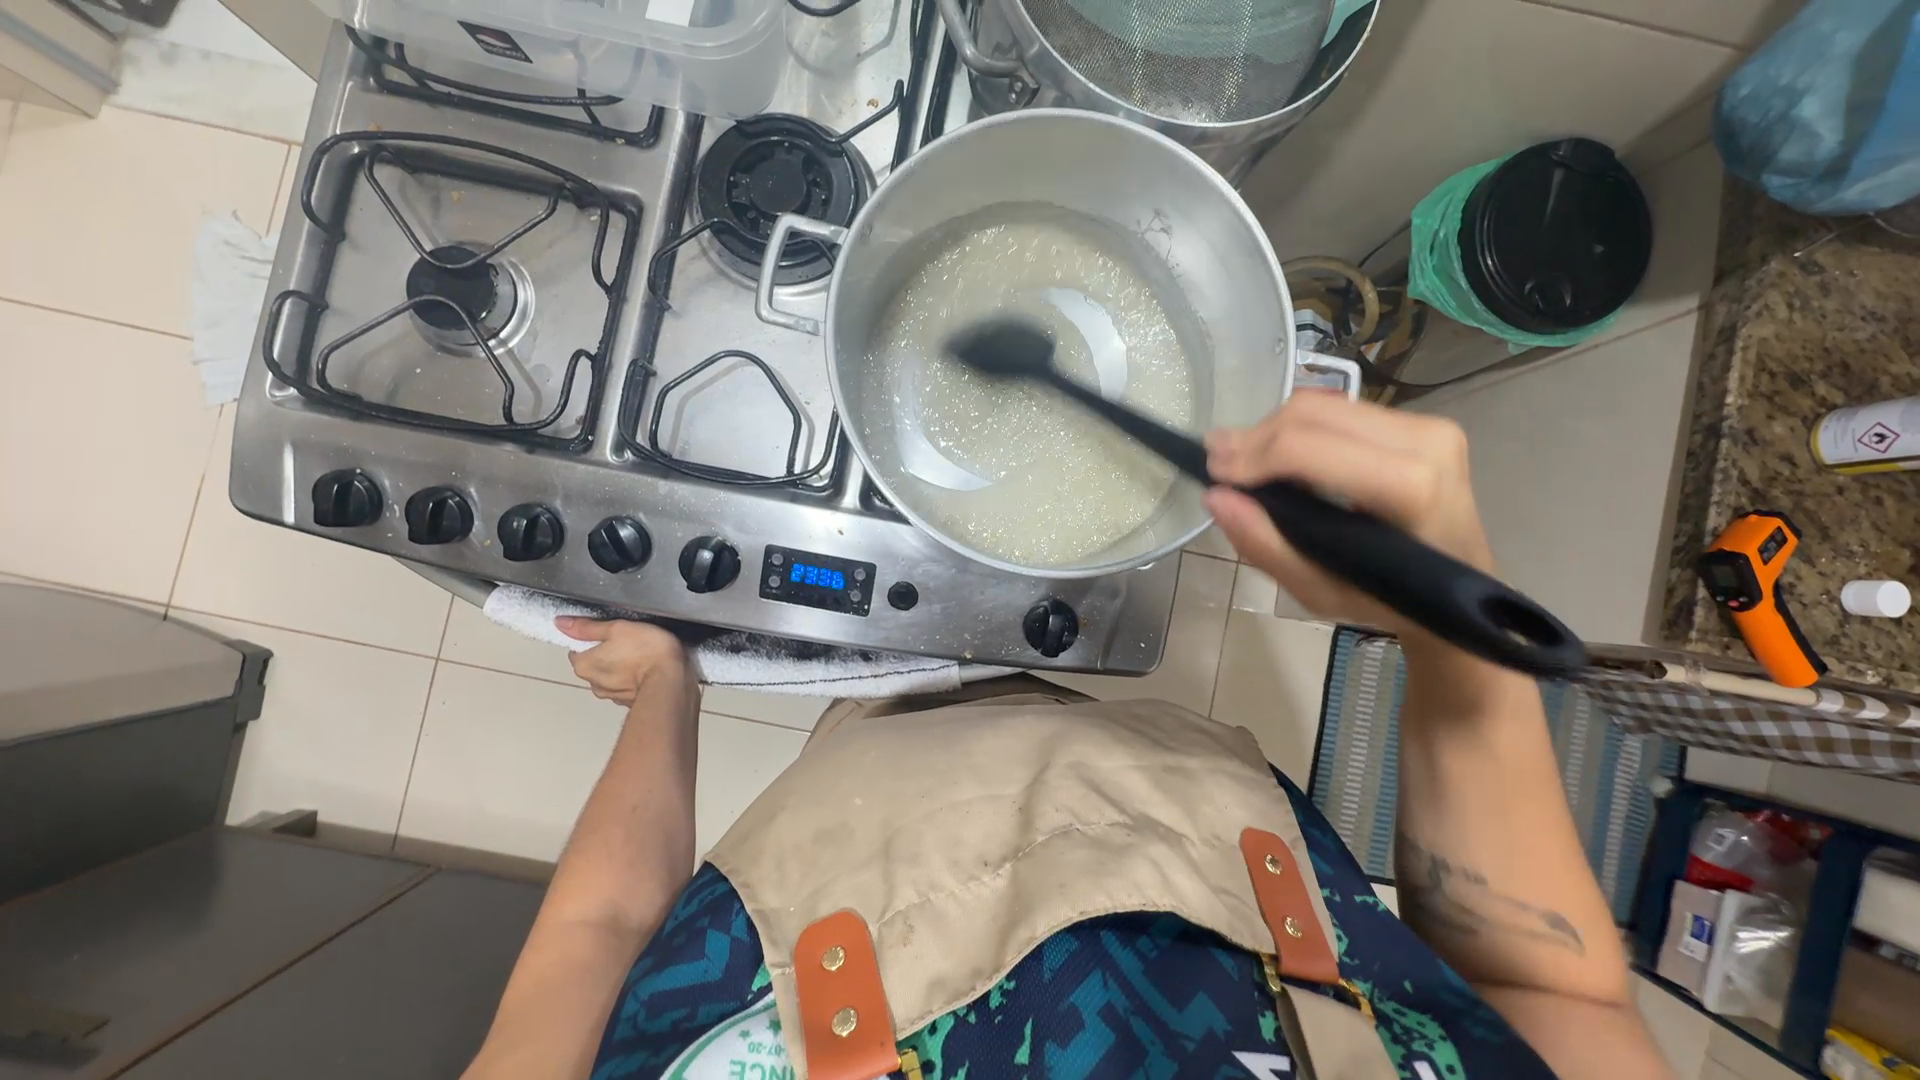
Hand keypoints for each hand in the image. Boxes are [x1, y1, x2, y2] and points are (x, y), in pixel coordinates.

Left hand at [555, 618, 694, 707]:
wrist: (671, 682)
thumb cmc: (645, 650)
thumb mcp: (617, 628)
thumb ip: (588, 627)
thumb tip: (560, 622)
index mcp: (583, 664)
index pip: (577, 649)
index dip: (592, 639)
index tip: (611, 634)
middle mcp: (592, 683)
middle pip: (594, 664)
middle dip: (606, 655)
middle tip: (628, 643)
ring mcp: (611, 696)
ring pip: (610, 677)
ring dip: (620, 669)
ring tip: (641, 657)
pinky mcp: (629, 703)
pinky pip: (626, 688)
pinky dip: (632, 680)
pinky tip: (647, 671)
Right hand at [1203, 392, 1496, 643]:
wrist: (1461, 594)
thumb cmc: (1389, 601)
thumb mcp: (1319, 591)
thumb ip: (1266, 545)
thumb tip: (1215, 497)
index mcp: (1409, 487)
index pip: (1307, 448)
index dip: (1250, 455)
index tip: (1211, 472)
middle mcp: (1425, 441)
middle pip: (1312, 413)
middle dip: (1254, 437)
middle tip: (1216, 464)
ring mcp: (1428, 426)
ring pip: (1323, 404)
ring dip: (1272, 431)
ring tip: (1240, 462)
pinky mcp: (1421, 422)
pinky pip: (1340, 410)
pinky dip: (1297, 430)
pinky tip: (1277, 457)